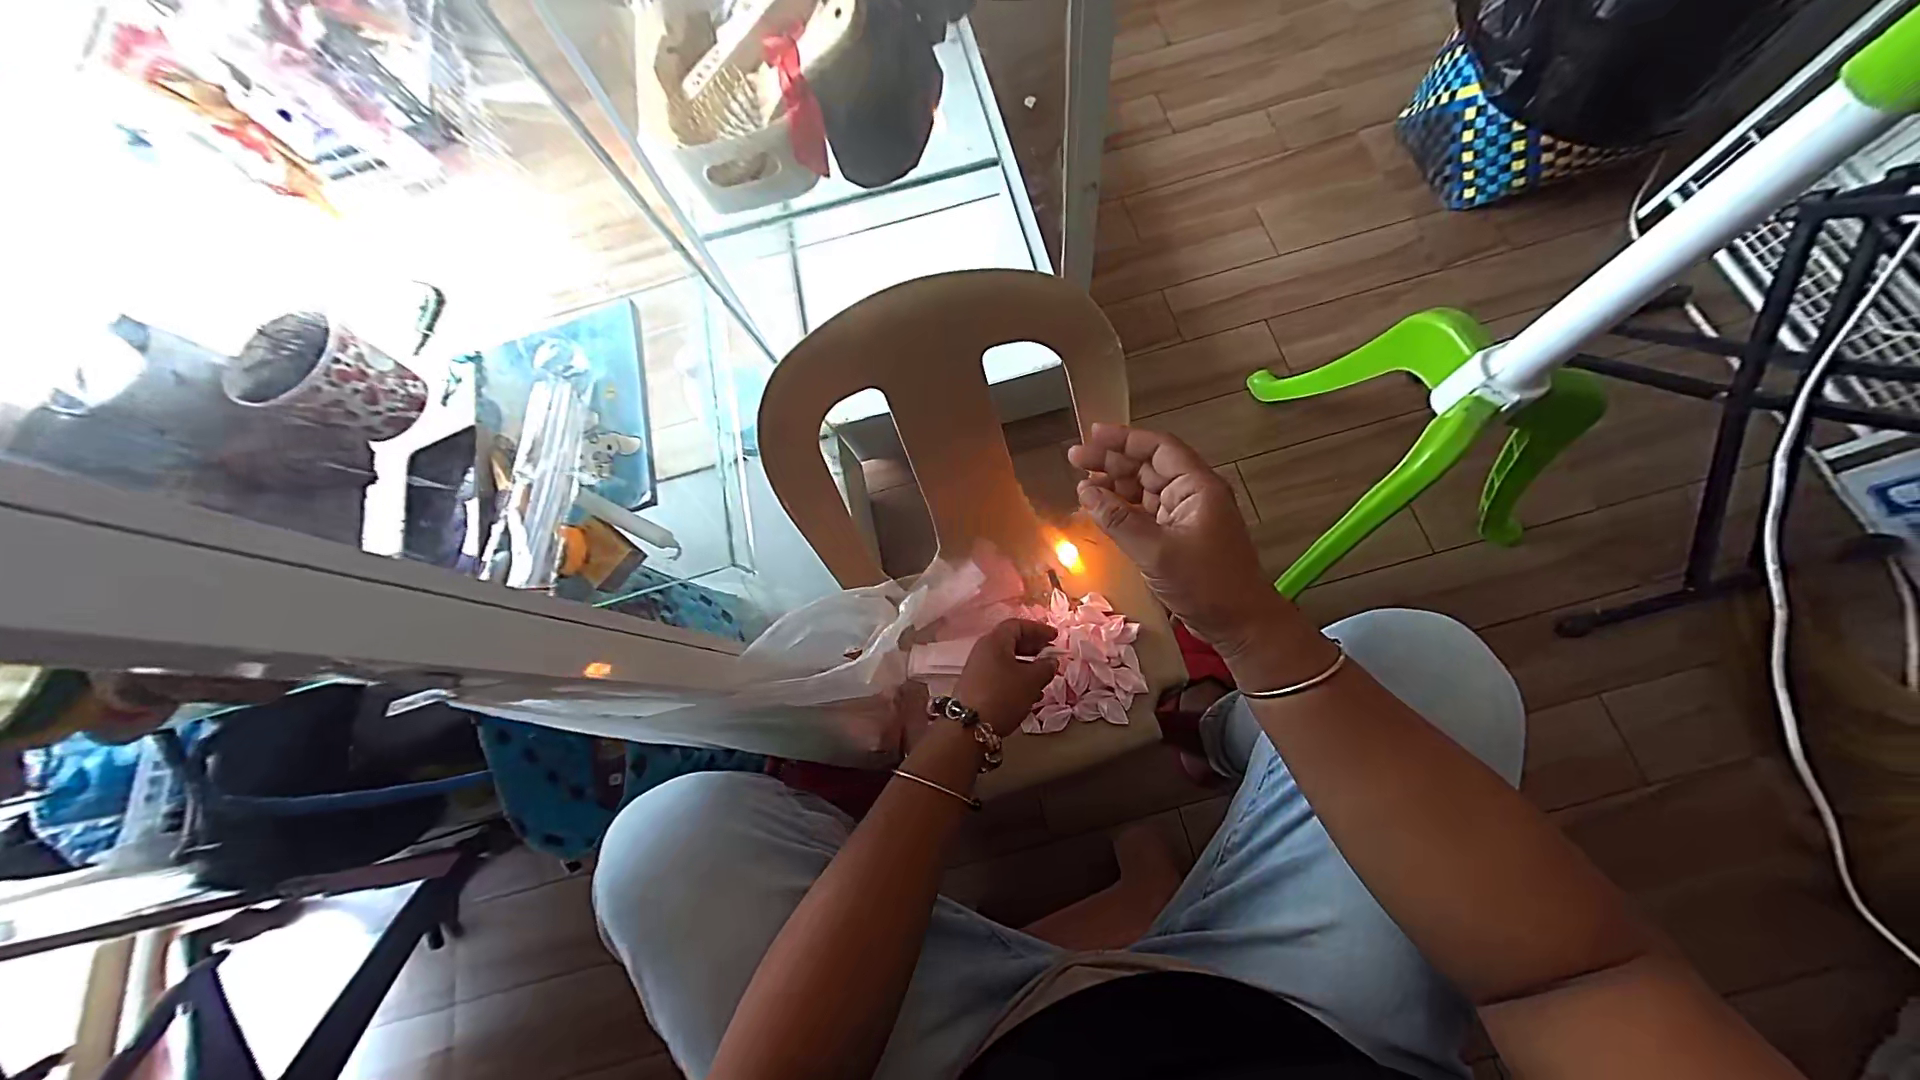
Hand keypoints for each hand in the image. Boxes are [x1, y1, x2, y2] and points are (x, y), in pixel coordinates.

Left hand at [951, 619, 1058, 736]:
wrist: (969, 726)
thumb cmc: (1003, 695)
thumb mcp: (1031, 681)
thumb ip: (1045, 668)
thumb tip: (1051, 662)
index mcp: (995, 641)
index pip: (1017, 625)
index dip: (1038, 629)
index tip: (1054, 636)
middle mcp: (983, 650)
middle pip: (1010, 641)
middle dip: (1033, 646)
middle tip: (1050, 654)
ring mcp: (978, 668)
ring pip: (1006, 659)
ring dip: (1027, 665)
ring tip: (1044, 675)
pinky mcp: (976, 685)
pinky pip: (1001, 674)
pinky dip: (1017, 677)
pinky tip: (1030, 693)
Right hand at [1067, 424, 1310, 666]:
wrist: (1239, 624)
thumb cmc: (1205, 584)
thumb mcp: (1156, 551)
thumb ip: (1118, 519)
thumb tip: (1085, 490)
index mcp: (1197, 487)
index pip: (1158, 448)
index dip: (1124, 438)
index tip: (1091, 436)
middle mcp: (1192, 493)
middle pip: (1148, 465)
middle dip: (1112, 460)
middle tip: (1075, 458)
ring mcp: (1185, 514)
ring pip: (1144, 488)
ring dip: (1114, 484)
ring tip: (1082, 483)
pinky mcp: (1178, 535)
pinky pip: (1145, 511)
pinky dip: (1122, 507)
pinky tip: (1100, 508)